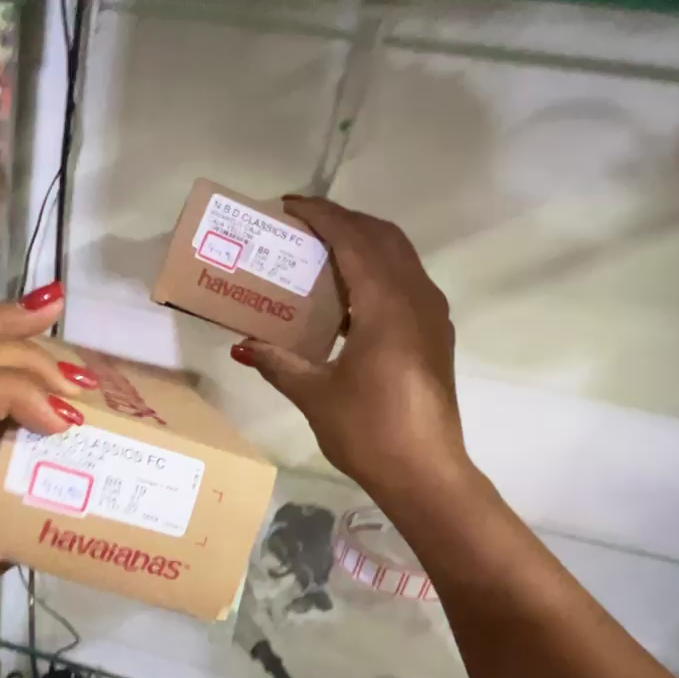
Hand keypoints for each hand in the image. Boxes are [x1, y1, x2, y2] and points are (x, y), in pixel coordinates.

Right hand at [228, 197, 466, 494]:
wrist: (424, 471)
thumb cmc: (367, 431)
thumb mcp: (314, 394)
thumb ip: (279, 362)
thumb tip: (243, 346)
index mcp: (386, 303)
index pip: (352, 239)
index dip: (321, 215)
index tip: (288, 206)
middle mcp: (416, 297)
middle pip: (381, 237)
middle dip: (342, 223)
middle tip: (302, 228)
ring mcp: (432, 315)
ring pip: (399, 258)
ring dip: (363, 246)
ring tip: (321, 256)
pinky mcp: (435, 335)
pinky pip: (406, 283)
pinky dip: (377, 273)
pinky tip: (349, 300)